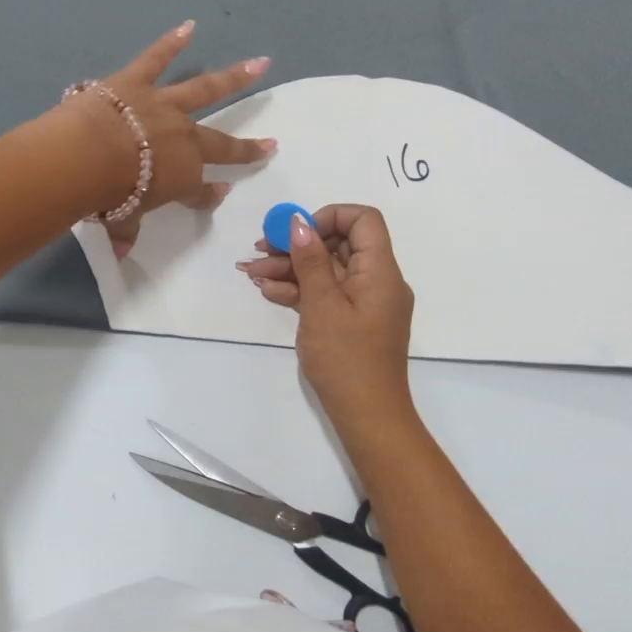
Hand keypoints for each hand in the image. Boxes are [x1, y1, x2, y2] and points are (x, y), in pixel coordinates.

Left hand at [71, 20, 276, 256]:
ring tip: (259, 64)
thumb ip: (124, 231)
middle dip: (245, 147)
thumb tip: (122, 254)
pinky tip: (188, 26)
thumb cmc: (110, 195)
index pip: (200, 190)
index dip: (208, 195)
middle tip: (269, 143)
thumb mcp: (120, 220)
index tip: (218, 194)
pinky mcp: (137, 81)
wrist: (89, 155)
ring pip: (205, 89)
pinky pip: (157, 58)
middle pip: (219, 144)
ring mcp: (164, 105)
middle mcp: (183, 139)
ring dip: (234, 77)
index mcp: (182, 177)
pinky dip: (172, 41)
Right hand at [238, 205, 414, 412]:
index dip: (327, 217)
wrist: (366, 414)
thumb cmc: (346, 358)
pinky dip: (297, 288)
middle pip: (338, 243)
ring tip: (251, 273)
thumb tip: (298, 221)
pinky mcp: (350, 320)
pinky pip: (324, 292)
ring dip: (289, 267)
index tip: (294, 233)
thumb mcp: (322, 305)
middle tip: (259, 249)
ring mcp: (363, 301)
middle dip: (296, 244)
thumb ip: (309, 261)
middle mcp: (376, 281)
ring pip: (326, 269)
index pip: (362, 220)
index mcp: (380, 271)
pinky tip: (268, 290)